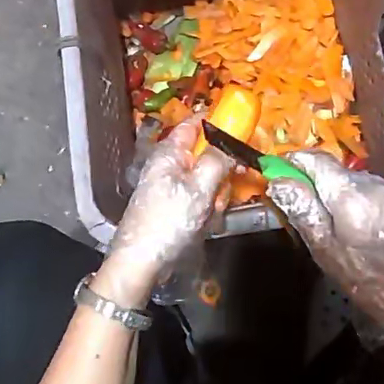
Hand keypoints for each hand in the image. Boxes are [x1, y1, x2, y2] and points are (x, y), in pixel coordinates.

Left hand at [99, 119, 232, 305]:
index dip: (216, 122)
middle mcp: (170, 165)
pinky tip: (203, 223)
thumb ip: (218, 160)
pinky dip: (206, 210)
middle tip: (227, 185)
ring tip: (208, 213)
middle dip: (221, 171)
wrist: (142, 261)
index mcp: (170, 153)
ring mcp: (172, 187)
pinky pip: (201, 200)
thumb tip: (231, 142)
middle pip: (207, 155)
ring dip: (215, 195)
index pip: (194, 124)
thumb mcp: (199, 188)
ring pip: (208, 180)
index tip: (241, 127)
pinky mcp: (175, 207)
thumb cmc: (168, 220)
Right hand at [267, 151, 383, 345]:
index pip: (314, 158)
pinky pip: (372, 192)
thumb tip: (278, 180)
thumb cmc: (370, 281)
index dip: (292, 162)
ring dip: (335, 192)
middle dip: (313, 181)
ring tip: (329, 222)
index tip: (277, 174)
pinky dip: (357, 201)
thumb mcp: (326, 251)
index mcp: (350, 192)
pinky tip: (358, 228)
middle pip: (334, 169)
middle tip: (300, 207)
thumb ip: (303, 210)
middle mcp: (373, 182)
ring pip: (353, 180)